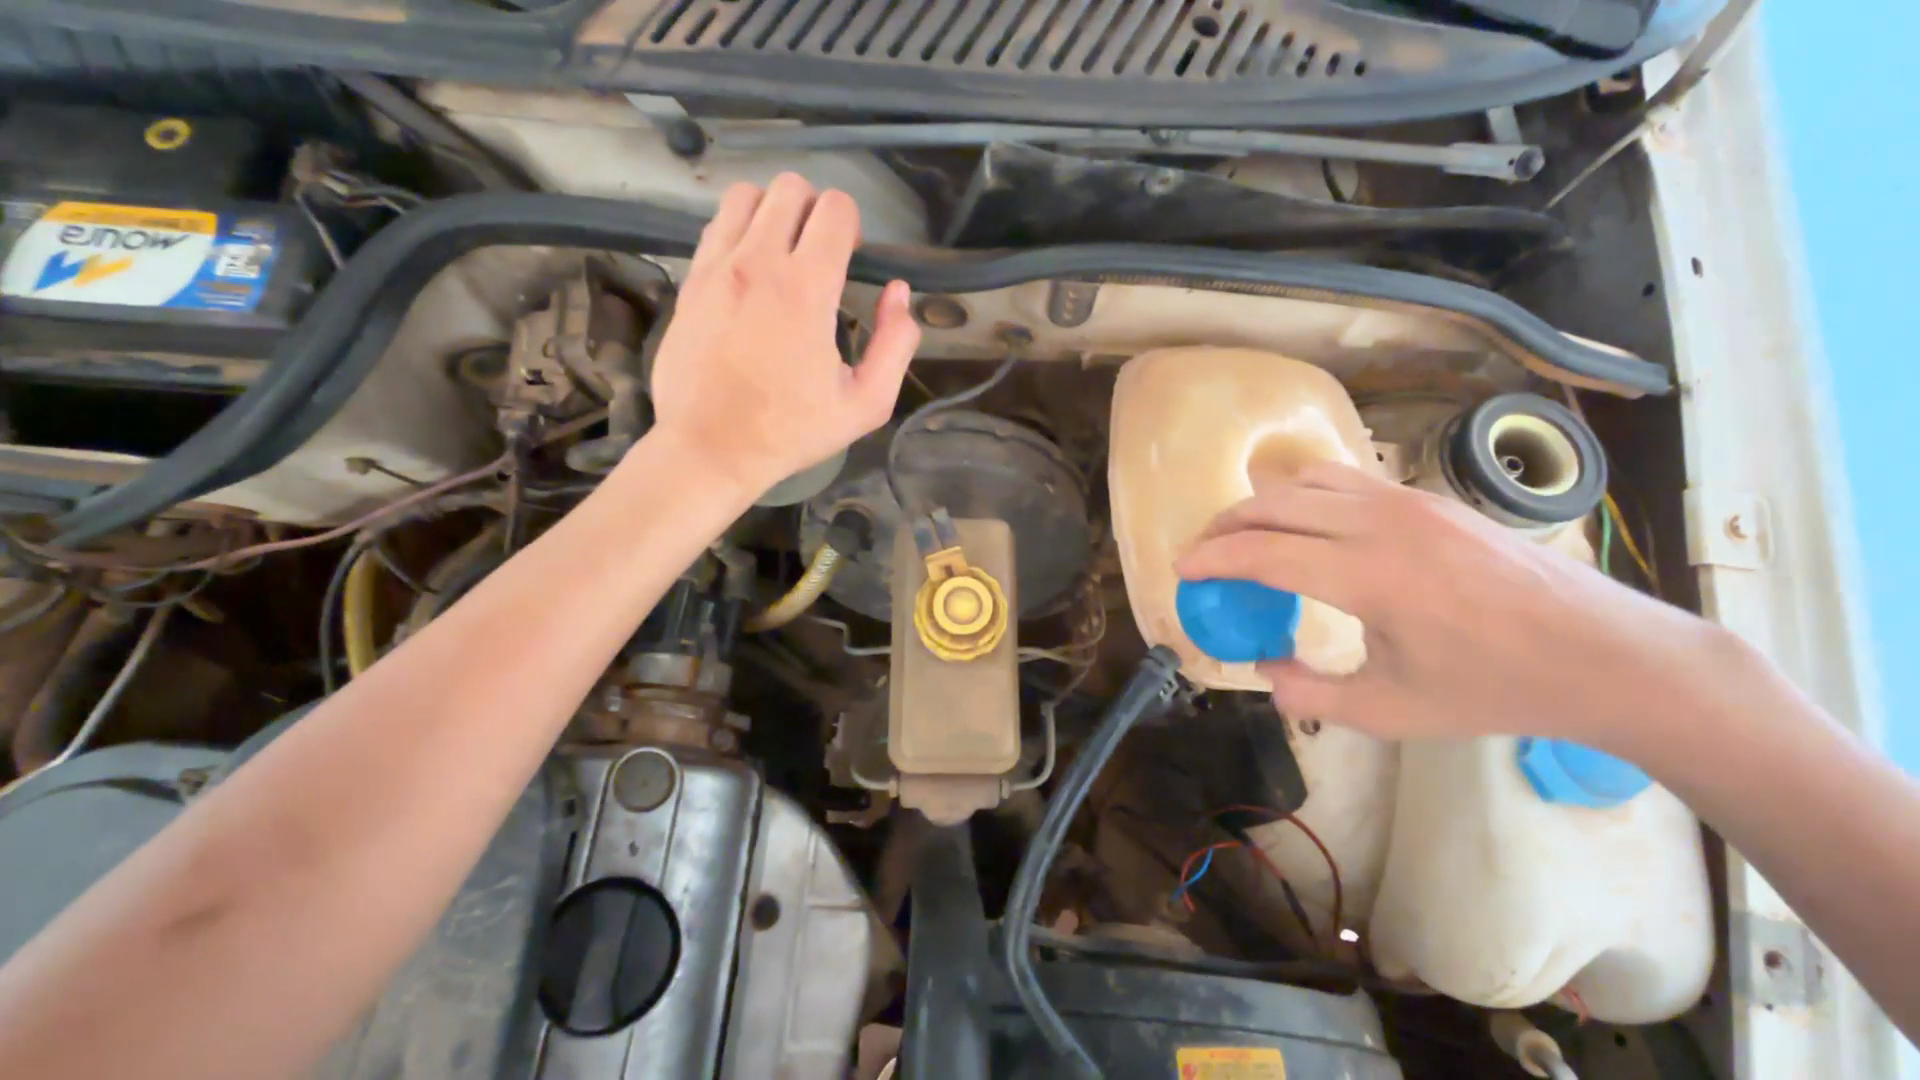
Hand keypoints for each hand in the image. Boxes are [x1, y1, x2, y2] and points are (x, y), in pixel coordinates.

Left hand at [644, 174, 920, 495]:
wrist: (709, 449)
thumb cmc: (791, 432)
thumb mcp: (865, 404)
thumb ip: (896, 344)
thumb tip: (898, 293)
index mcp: (806, 288)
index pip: (835, 207)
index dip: (851, 225)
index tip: (849, 259)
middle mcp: (758, 262)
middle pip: (790, 188)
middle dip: (813, 211)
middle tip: (817, 254)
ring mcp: (716, 268)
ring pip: (746, 196)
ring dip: (771, 213)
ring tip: (779, 254)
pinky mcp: (689, 282)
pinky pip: (716, 227)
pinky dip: (739, 233)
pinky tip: (748, 273)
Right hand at [1175, 463, 1749, 750]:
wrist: (1601, 652)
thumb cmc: (1495, 688)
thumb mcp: (1393, 711)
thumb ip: (1313, 695)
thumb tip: (1266, 672)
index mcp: (1366, 575)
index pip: (1263, 553)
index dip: (1212, 559)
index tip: (1182, 570)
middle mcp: (1380, 522)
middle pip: (1275, 503)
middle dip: (1226, 525)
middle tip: (1203, 553)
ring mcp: (1408, 502)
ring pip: (1309, 479)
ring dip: (1265, 503)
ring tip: (1247, 534)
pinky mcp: (1430, 499)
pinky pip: (1347, 480)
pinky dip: (1306, 496)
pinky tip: (1309, 528)